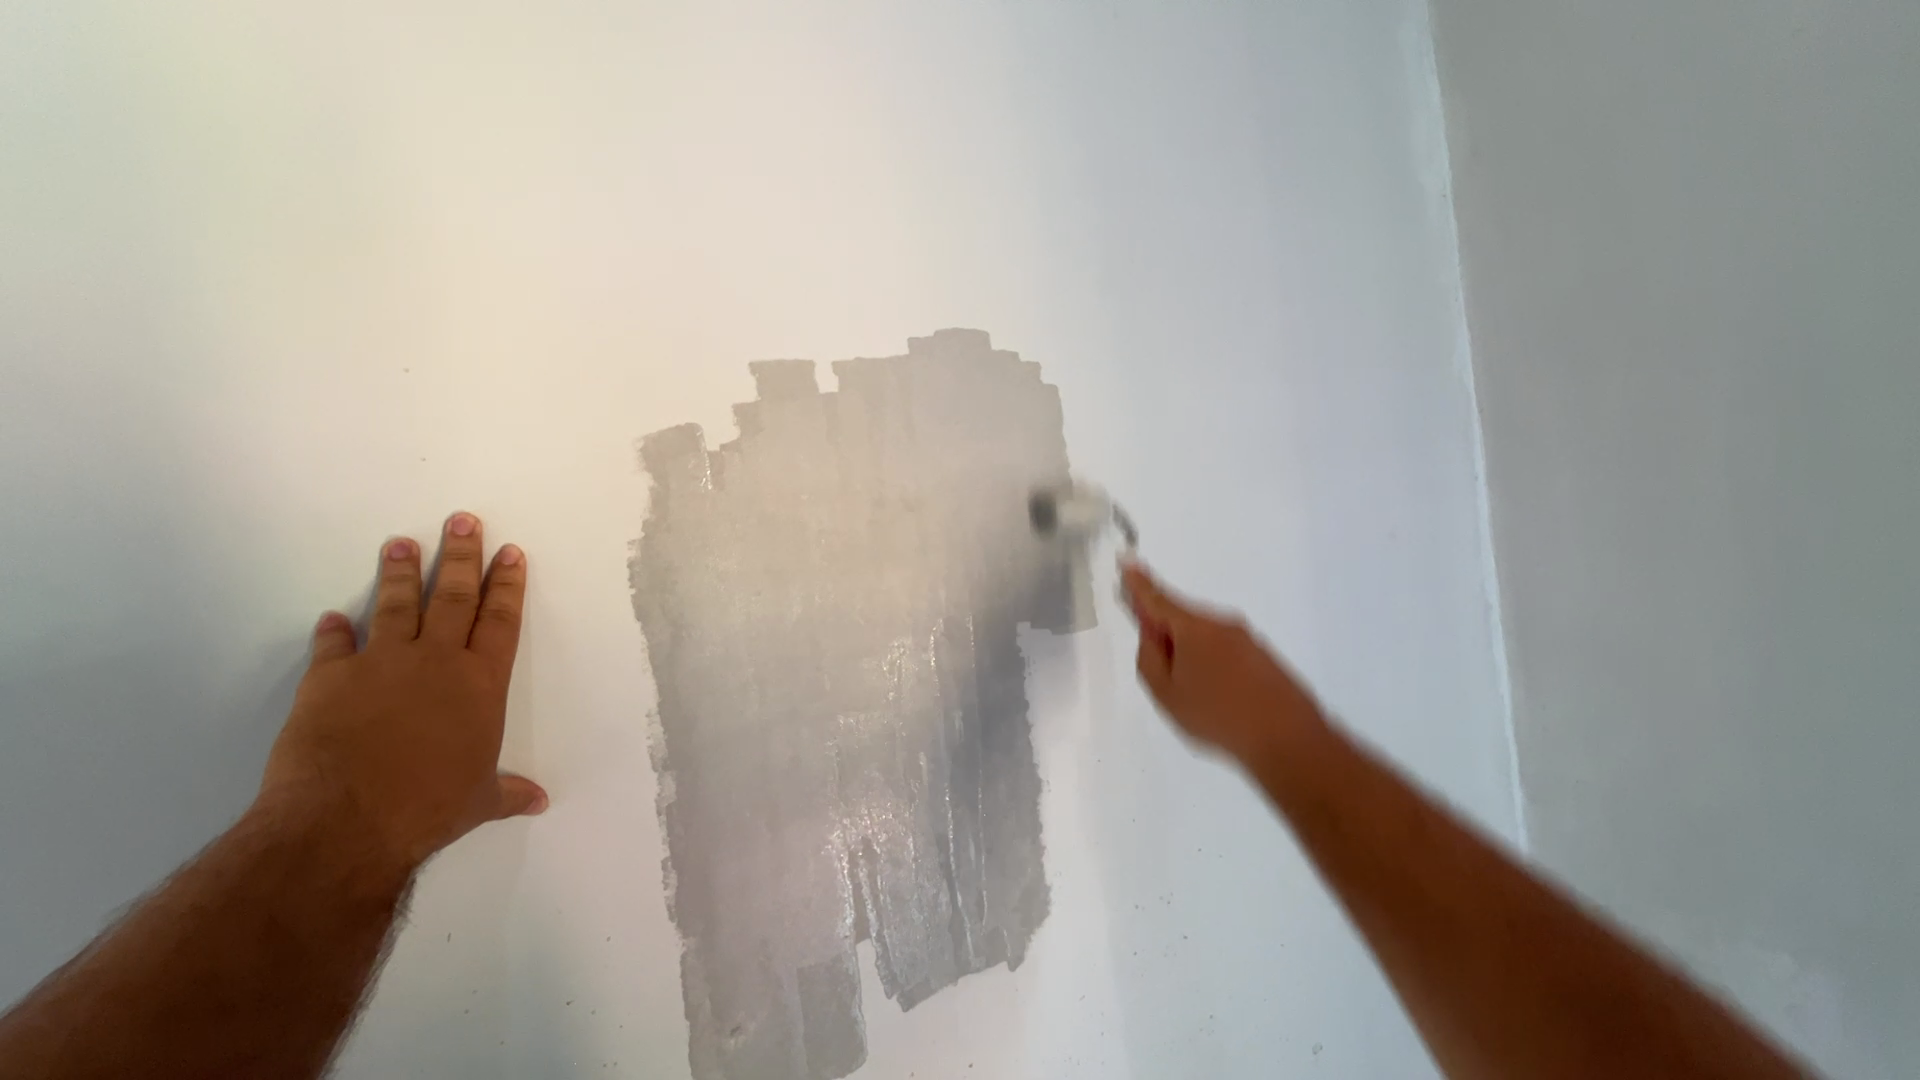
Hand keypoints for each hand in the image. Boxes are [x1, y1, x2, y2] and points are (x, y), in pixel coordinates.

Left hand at [256, 512, 546, 871]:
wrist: (346, 821)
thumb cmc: (429, 806)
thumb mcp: (480, 801)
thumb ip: (509, 791)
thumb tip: (541, 801)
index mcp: (482, 683)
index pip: (501, 620)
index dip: (507, 584)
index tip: (510, 553)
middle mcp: (437, 661)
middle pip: (454, 596)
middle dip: (461, 556)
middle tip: (463, 520)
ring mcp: (382, 664)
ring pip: (396, 605)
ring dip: (399, 572)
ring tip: (400, 542)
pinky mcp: (330, 679)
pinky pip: (334, 646)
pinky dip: (333, 630)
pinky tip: (333, 617)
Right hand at [1120, 560, 1326, 763]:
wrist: (1289, 739)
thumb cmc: (1217, 716)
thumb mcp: (1165, 692)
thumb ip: (1148, 657)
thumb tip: (1151, 633)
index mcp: (1193, 628)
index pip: (1157, 599)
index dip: (1139, 583)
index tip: (1127, 560)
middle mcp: (1221, 623)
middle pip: (1182, 621)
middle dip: (1168, 638)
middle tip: (1167, 680)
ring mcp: (1248, 639)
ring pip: (1205, 639)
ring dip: (1193, 658)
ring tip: (1199, 700)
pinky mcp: (1264, 657)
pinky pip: (1226, 653)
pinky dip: (1215, 668)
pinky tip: (1221, 701)